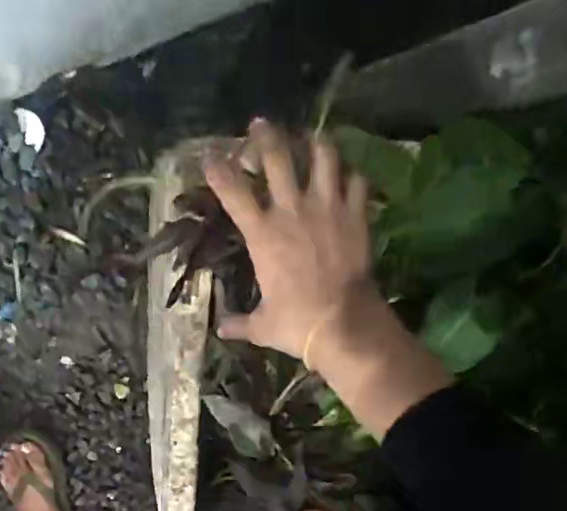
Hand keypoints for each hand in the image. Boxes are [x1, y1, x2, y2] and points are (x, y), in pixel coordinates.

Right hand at [204, 119, 376, 360]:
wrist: (342, 323)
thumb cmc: (296, 324)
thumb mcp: (262, 327)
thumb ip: (240, 323)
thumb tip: (221, 329)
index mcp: (262, 235)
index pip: (233, 191)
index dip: (218, 169)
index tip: (210, 155)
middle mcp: (292, 210)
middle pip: (277, 156)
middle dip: (266, 135)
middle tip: (261, 125)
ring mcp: (327, 207)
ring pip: (322, 155)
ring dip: (315, 143)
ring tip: (312, 139)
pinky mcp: (356, 214)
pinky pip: (357, 180)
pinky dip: (352, 174)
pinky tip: (349, 175)